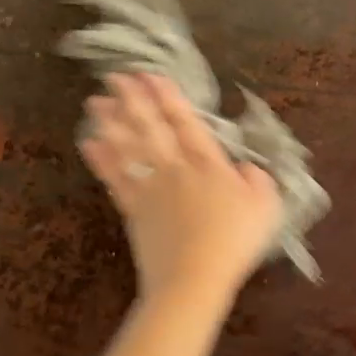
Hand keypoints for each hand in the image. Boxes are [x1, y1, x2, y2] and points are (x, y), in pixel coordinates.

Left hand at [79, 73, 283, 296]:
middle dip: (134, 99)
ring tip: (96, 100)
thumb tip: (245, 168)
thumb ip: (257, 180)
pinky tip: (90, 142)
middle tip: (116, 76)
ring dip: (112, 121)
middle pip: (150, 127)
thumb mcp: (265, 205)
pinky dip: (101, 159)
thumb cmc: (233, 241)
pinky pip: (114, 178)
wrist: (192, 280)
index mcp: (208, 162)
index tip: (151, 74)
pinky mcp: (133, 210)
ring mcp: (150, 188)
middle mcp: (175, 167)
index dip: (168, 96)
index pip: (185, 121)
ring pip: (127, 147)